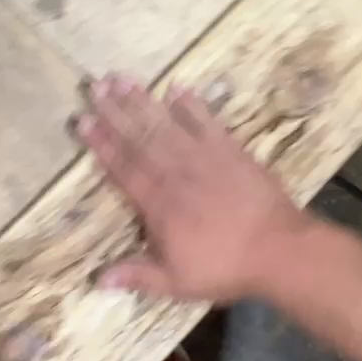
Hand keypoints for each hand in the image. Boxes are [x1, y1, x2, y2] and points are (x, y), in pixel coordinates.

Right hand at [73, 74, 311, 300]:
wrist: (279, 249)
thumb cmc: (225, 267)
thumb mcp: (176, 282)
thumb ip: (137, 276)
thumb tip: (98, 280)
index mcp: (158, 203)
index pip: (123, 168)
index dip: (101, 144)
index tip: (82, 121)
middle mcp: (176, 173)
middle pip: (140, 138)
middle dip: (115, 112)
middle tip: (94, 86)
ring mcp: (205, 157)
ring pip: (167, 124)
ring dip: (143, 101)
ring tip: (122, 79)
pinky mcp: (231, 150)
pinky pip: (207, 122)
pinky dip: (191, 105)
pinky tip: (176, 88)